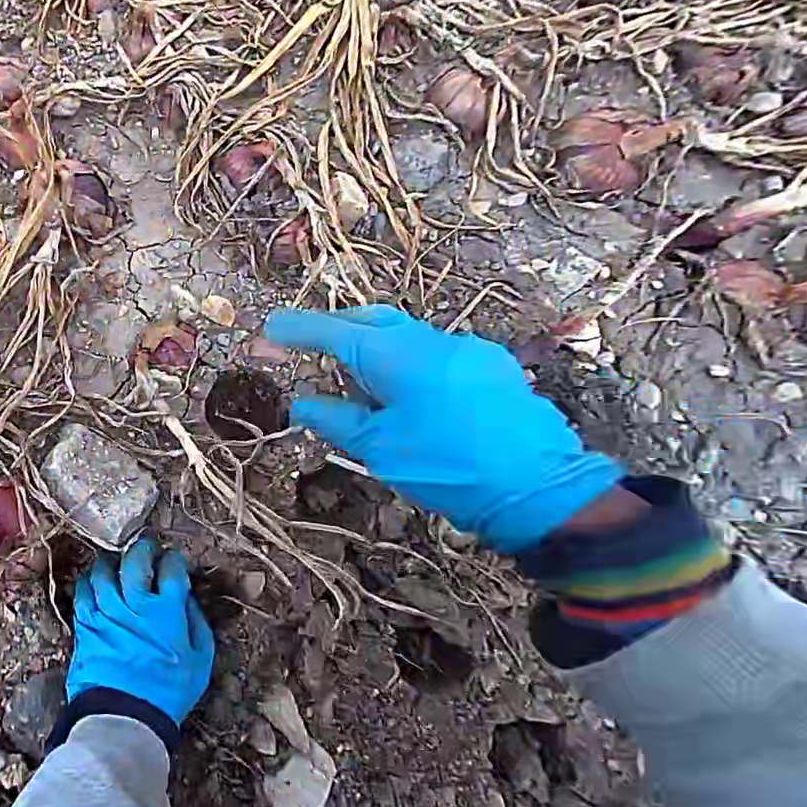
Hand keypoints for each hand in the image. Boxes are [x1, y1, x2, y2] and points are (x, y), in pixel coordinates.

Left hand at [67, 537, 214, 724]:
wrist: (124, 719)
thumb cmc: (167, 692)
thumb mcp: (200, 661)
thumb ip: (197, 624)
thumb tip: (189, 600)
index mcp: (168, 610)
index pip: (171, 568)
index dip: (173, 559)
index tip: (173, 561)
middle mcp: (135, 604)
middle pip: (135, 560)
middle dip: (142, 548)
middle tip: (145, 548)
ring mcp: (107, 613)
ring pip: (104, 571)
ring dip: (112, 561)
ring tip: (117, 561)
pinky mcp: (85, 626)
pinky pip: (83, 593)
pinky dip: (89, 582)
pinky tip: (94, 581)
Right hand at [264, 306, 624, 552]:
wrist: (537, 486)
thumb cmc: (446, 467)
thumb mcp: (380, 448)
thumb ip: (337, 420)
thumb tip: (303, 404)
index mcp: (396, 355)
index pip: (334, 332)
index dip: (298, 330)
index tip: (269, 328)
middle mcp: (431, 339)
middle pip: (372, 321)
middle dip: (338, 332)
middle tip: (310, 351)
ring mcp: (465, 348)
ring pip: (406, 336)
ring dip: (375, 352)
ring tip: (359, 388)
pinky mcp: (490, 365)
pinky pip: (434, 352)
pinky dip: (408, 365)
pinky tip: (408, 397)